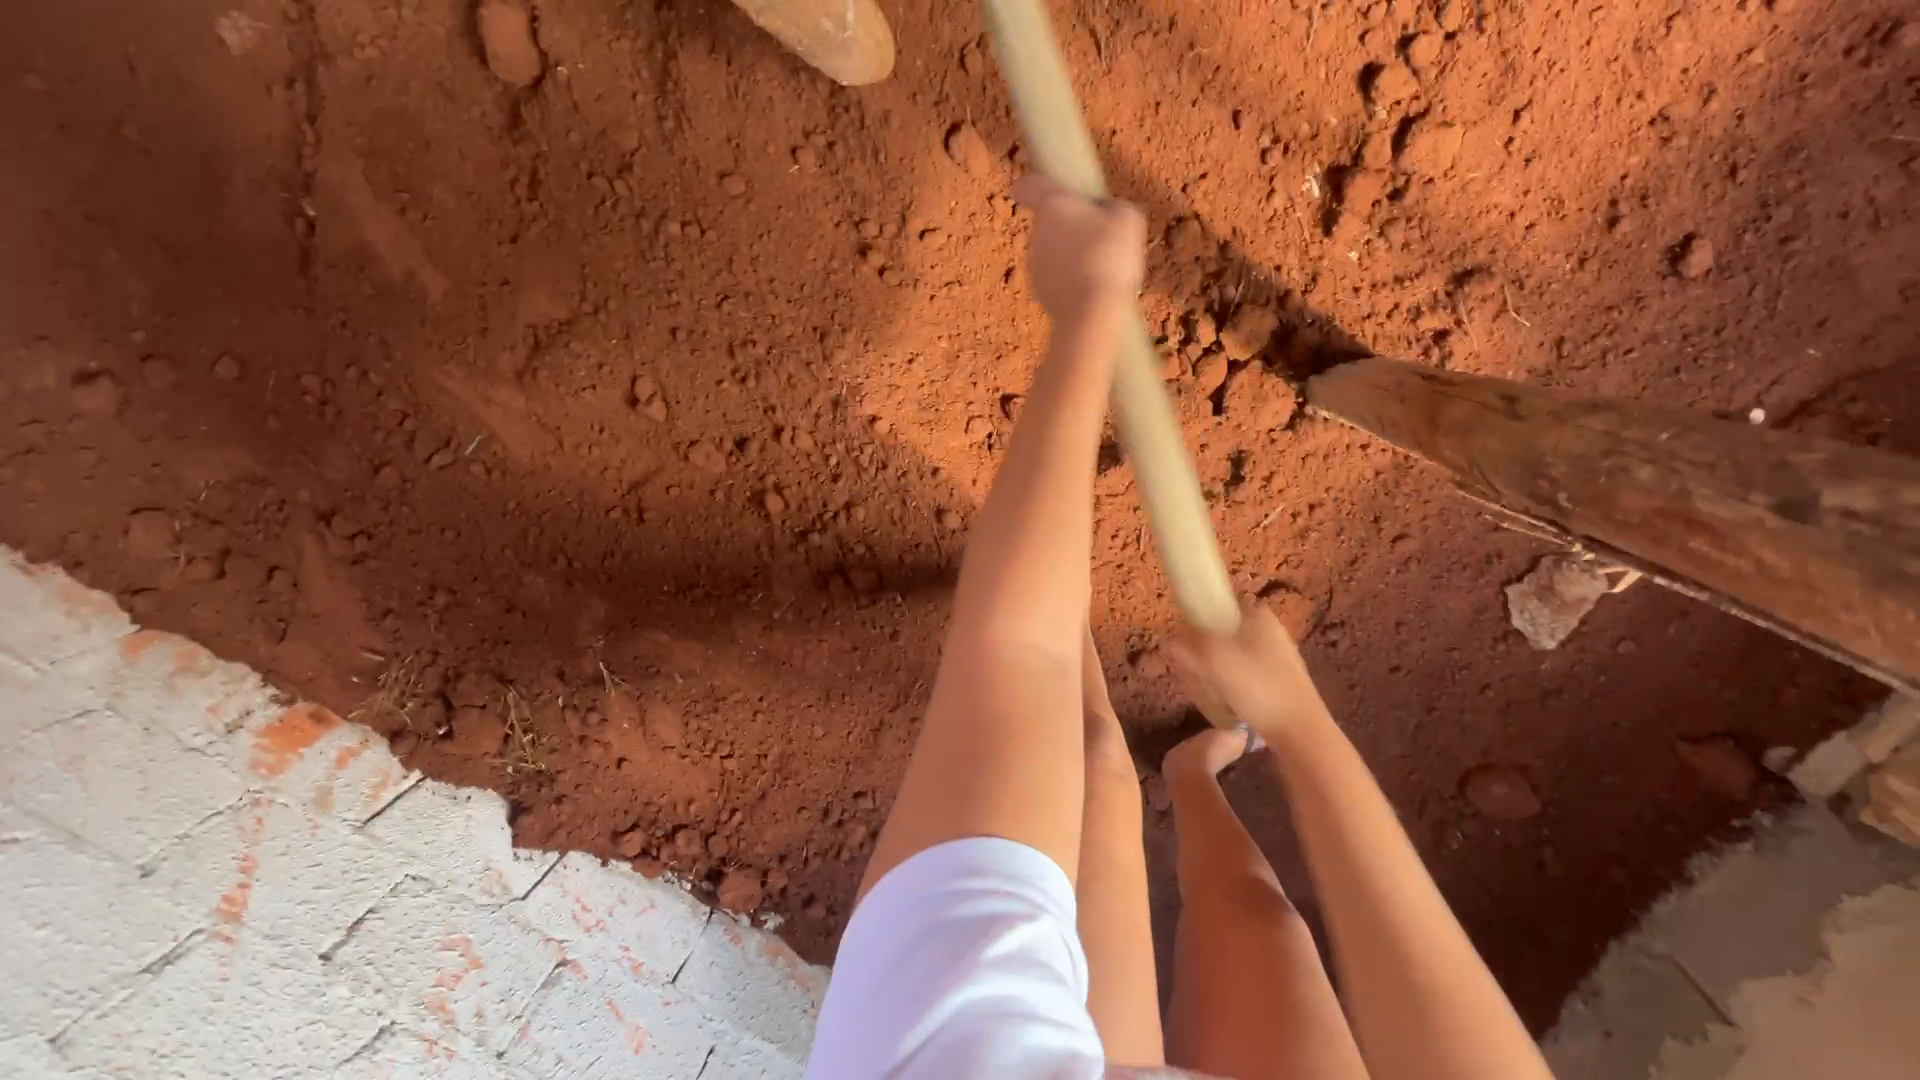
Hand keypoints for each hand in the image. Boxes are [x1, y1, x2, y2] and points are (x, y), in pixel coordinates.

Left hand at [1011, 174, 1145, 321]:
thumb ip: (1115, 208)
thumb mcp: (1129, 218)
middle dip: (1071, 226)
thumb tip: (1110, 214)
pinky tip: (1095, 289)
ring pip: (1055, 252)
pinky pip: (1058, 279)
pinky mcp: (1041, 295)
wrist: (1092, 313)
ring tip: (1103, 267)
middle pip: (1051, 222)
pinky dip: (1072, 281)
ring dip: (1072, 255)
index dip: (1030, 183)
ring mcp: (1035, 267)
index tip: (1030, 186)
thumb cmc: (1110, 256)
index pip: (1029, 186)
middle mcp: (1037, 234)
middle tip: (1101, 236)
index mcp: (1053, 206)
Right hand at [1166, 602, 1334, 748]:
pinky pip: (1247, 676)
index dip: (1198, 620)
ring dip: (1218, 672)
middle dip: (1206, 652)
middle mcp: (1272, 630)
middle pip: (1224, 633)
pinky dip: (1235, 687)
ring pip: (1234, 657)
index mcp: (1258, 615)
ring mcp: (1280, 657)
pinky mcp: (1283, 682)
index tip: (1187, 643)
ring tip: (1212, 692)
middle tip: (1196, 673)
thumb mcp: (1211, 660)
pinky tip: (1231, 704)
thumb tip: (1168, 641)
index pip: (1220, 605)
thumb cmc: (1256, 686)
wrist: (1300, 730)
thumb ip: (1184, 646)